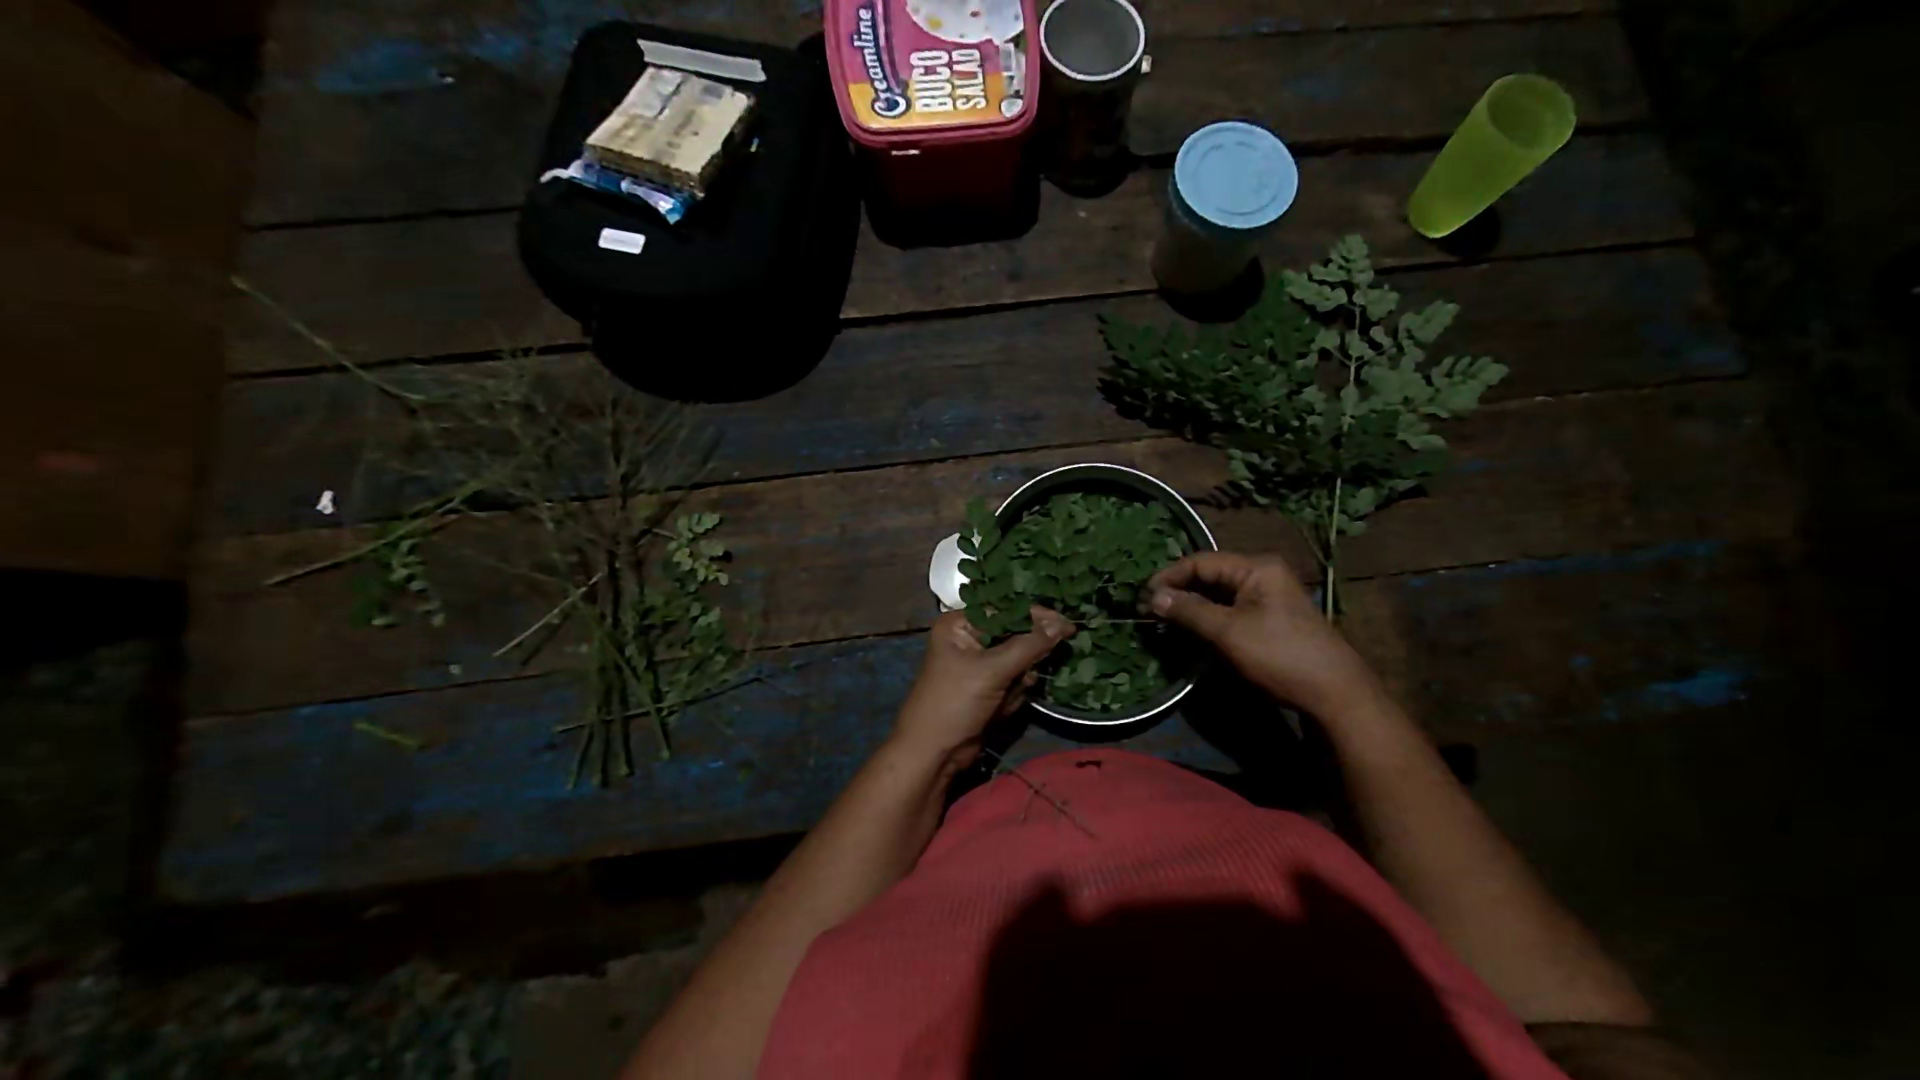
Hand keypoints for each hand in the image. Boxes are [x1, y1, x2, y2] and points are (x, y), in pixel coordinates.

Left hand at [891, 607, 1073, 765]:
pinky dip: (1012, 696)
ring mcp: (978, 665)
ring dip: (1016, 682)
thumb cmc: (955, 702)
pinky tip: (999, 710)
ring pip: (1018, 662)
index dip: (1035, 617)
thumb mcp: (992, 670)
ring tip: (1003, 698)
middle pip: (1015, 636)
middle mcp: (969, 639)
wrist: (935, 753)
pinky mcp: (987, 687)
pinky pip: (1013, 682)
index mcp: (960, 624)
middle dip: (1023, 660)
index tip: (1066, 625)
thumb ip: (1029, 645)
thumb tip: (1062, 624)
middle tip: (1025, 673)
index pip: (1005, 610)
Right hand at [1147, 552, 1373, 714]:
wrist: (1334, 694)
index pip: (1201, 562)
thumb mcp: (1228, 632)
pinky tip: (1191, 631)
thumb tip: (1154, 597)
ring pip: (1218, 595)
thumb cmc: (1279, 655)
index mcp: (1256, 568)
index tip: (1143, 597)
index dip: (1169, 577)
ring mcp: (1268, 598)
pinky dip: (1208, 618)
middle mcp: (1262, 575)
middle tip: (1149, 610)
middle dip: (1178, 591)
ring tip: (1164, 622)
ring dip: (1191, 606)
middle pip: (1209, 576)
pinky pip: (1230, 610)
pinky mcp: (1269, 619)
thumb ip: (1189, 611)